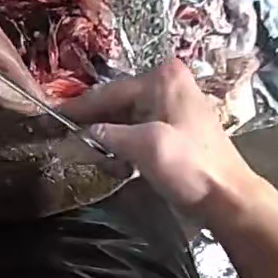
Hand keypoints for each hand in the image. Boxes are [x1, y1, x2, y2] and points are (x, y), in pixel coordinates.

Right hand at [60, 58, 266, 223]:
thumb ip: (110, 135)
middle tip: (63, 139)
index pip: (108, 92)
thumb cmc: (190, 167)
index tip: (49, 116)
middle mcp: (167, 86)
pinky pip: (137, 134)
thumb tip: (86, 133)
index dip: (77, 108)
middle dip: (93, 126)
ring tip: (94, 158)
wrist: (227, 198)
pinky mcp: (173, 132)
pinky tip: (118, 166)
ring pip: (124, 121)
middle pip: (116, 104)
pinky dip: (123, 149)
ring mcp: (172, 108)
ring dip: (108, 142)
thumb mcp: (145, 146)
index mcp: (163, 79)